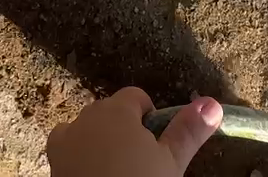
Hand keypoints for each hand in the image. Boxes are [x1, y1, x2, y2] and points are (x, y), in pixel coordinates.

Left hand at [46, 88, 221, 176]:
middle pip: (112, 111)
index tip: (156, 146)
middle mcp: (89, 113)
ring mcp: (67, 135)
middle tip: (140, 164)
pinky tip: (91, 173)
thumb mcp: (171, 164)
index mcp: (117, 109)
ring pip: (89, 127)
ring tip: (116, 171)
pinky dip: (77, 153)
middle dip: (125, 129)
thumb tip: (214, 103)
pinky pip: (67, 144)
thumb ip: (188, 131)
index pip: (136, 97)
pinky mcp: (53, 157)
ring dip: (100, 140)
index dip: (149, 119)